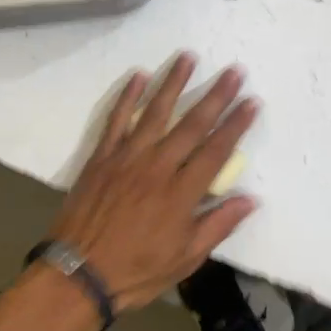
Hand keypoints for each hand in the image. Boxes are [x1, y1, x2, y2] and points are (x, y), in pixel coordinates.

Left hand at [46, 53, 259, 312]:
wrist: (79, 273)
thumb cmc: (136, 271)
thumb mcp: (185, 259)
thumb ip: (218, 226)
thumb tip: (250, 200)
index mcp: (181, 193)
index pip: (216, 150)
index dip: (236, 124)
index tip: (252, 101)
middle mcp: (158, 166)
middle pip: (192, 124)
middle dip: (215, 95)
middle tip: (233, 70)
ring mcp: (127, 156)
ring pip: (155, 111)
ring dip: (174, 82)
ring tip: (188, 57)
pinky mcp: (102, 156)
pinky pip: (116, 118)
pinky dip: (128, 95)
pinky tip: (140, 75)